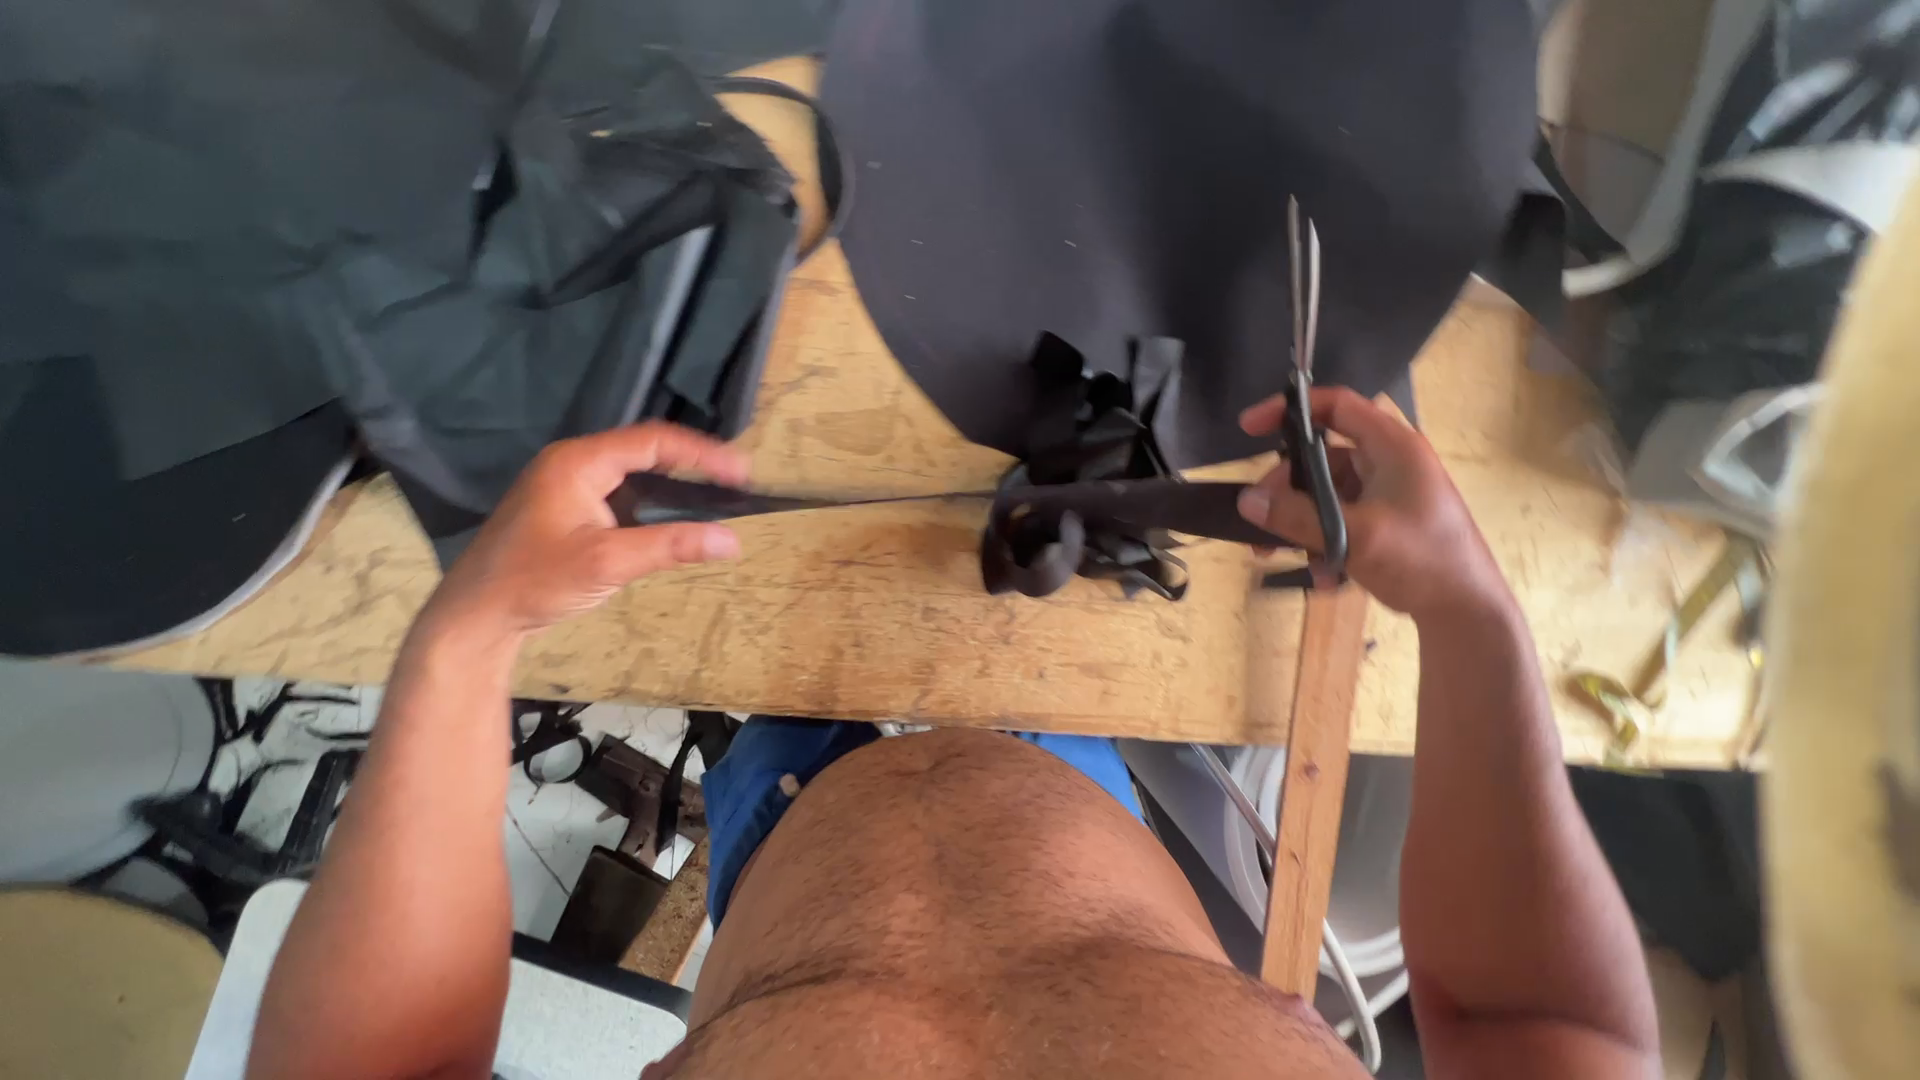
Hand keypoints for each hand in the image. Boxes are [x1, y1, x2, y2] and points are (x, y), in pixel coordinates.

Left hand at [424, 423, 749, 640]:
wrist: (476, 616)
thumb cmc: (535, 581)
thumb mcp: (609, 562)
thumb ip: (672, 546)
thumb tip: (732, 540)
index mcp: (579, 462)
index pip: (653, 441)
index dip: (701, 453)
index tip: (741, 471)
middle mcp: (573, 463)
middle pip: (645, 451)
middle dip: (693, 464)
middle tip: (735, 481)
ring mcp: (568, 486)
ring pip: (634, 473)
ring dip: (674, 483)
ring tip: (716, 497)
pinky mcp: (568, 509)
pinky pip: (622, 494)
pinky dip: (654, 502)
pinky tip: (675, 520)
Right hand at [1236, 387, 1509, 620]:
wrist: (1466, 611)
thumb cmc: (1422, 560)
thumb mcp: (1355, 535)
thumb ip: (1297, 516)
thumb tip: (1246, 500)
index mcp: (1392, 447)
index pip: (1336, 405)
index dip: (1290, 409)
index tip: (1248, 428)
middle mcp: (1387, 463)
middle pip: (1319, 458)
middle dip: (1284, 489)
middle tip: (1259, 516)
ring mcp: (1384, 493)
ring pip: (1322, 494)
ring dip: (1298, 523)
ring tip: (1275, 553)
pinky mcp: (1381, 521)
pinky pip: (1336, 521)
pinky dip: (1320, 542)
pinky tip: (1318, 573)